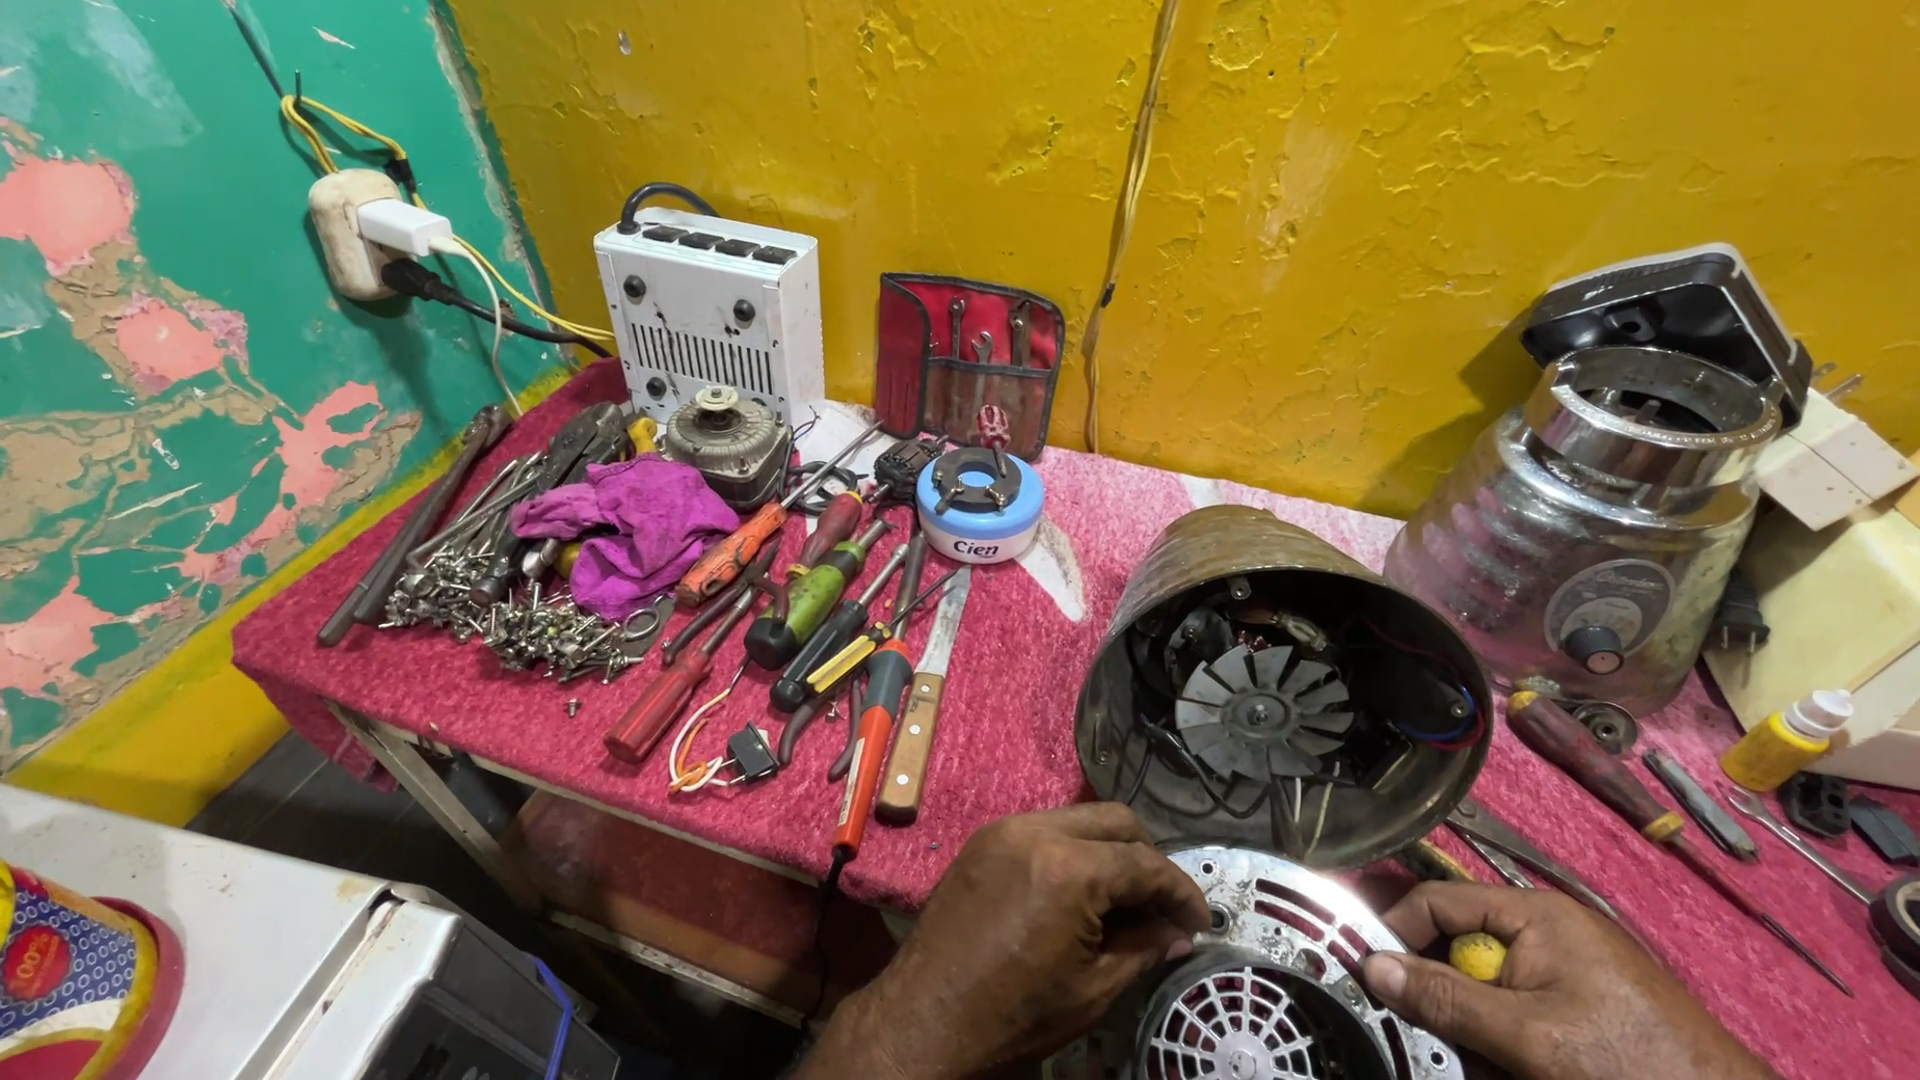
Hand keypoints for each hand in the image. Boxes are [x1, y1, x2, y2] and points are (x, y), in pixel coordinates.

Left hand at [798, 803, 1208, 1079]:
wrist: (925, 1017)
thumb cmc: (1014, 1014)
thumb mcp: (1093, 989)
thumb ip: (1143, 947)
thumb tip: (1177, 930)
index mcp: (1069, 868)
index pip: (1144, 862)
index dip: (1180, 891)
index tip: (1199, 920)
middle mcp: (1037, 830)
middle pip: (1115, 820)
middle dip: (1147, 856)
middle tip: (1161, 904)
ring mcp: (1004, 828)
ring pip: (1078, 818)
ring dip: (1109, 849)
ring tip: (1122, 899)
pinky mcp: (984, 839)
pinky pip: (1043, 828)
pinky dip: (1072, 849)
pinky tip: (1079, 890)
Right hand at [1361, 882, 1776, 1079]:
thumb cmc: (1632, 1069)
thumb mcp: (1529, 1037)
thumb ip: (1446, 1000)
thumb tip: (1370, 966)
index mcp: (1535, 915)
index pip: (1435, 902)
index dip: (1397, 935)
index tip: (1372, 982)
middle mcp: (1547, 932)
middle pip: (1458, 952)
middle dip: (1447, 1005)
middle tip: (1445, 1048)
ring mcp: (1570, 974)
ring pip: (1486, 994)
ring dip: (1478, 1037)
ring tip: (1499, 1073)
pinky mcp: (1586, 1012)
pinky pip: (1519, 1017)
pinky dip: (1509, 1049)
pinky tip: (1517, 1075)